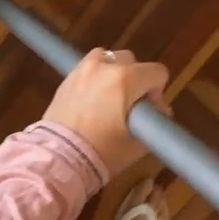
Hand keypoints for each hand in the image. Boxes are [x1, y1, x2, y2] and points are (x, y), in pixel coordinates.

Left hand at [43, 49, 169, 173]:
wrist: (59, 160)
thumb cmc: (102, 154)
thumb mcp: (136, 144)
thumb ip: (154, 121)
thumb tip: (159, 109)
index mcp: (125, 79)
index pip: (157, 73)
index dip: (157, 93)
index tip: (147, 112)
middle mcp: (104, 65)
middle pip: (132, 62)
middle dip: (135, 82)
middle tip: (127, 108)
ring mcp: (83, 68)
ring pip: (109, 59)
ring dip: (114, 74)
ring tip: (109, 100)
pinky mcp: (67, 77)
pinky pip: (89, 68)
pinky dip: (95, 78)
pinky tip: (92, 100)